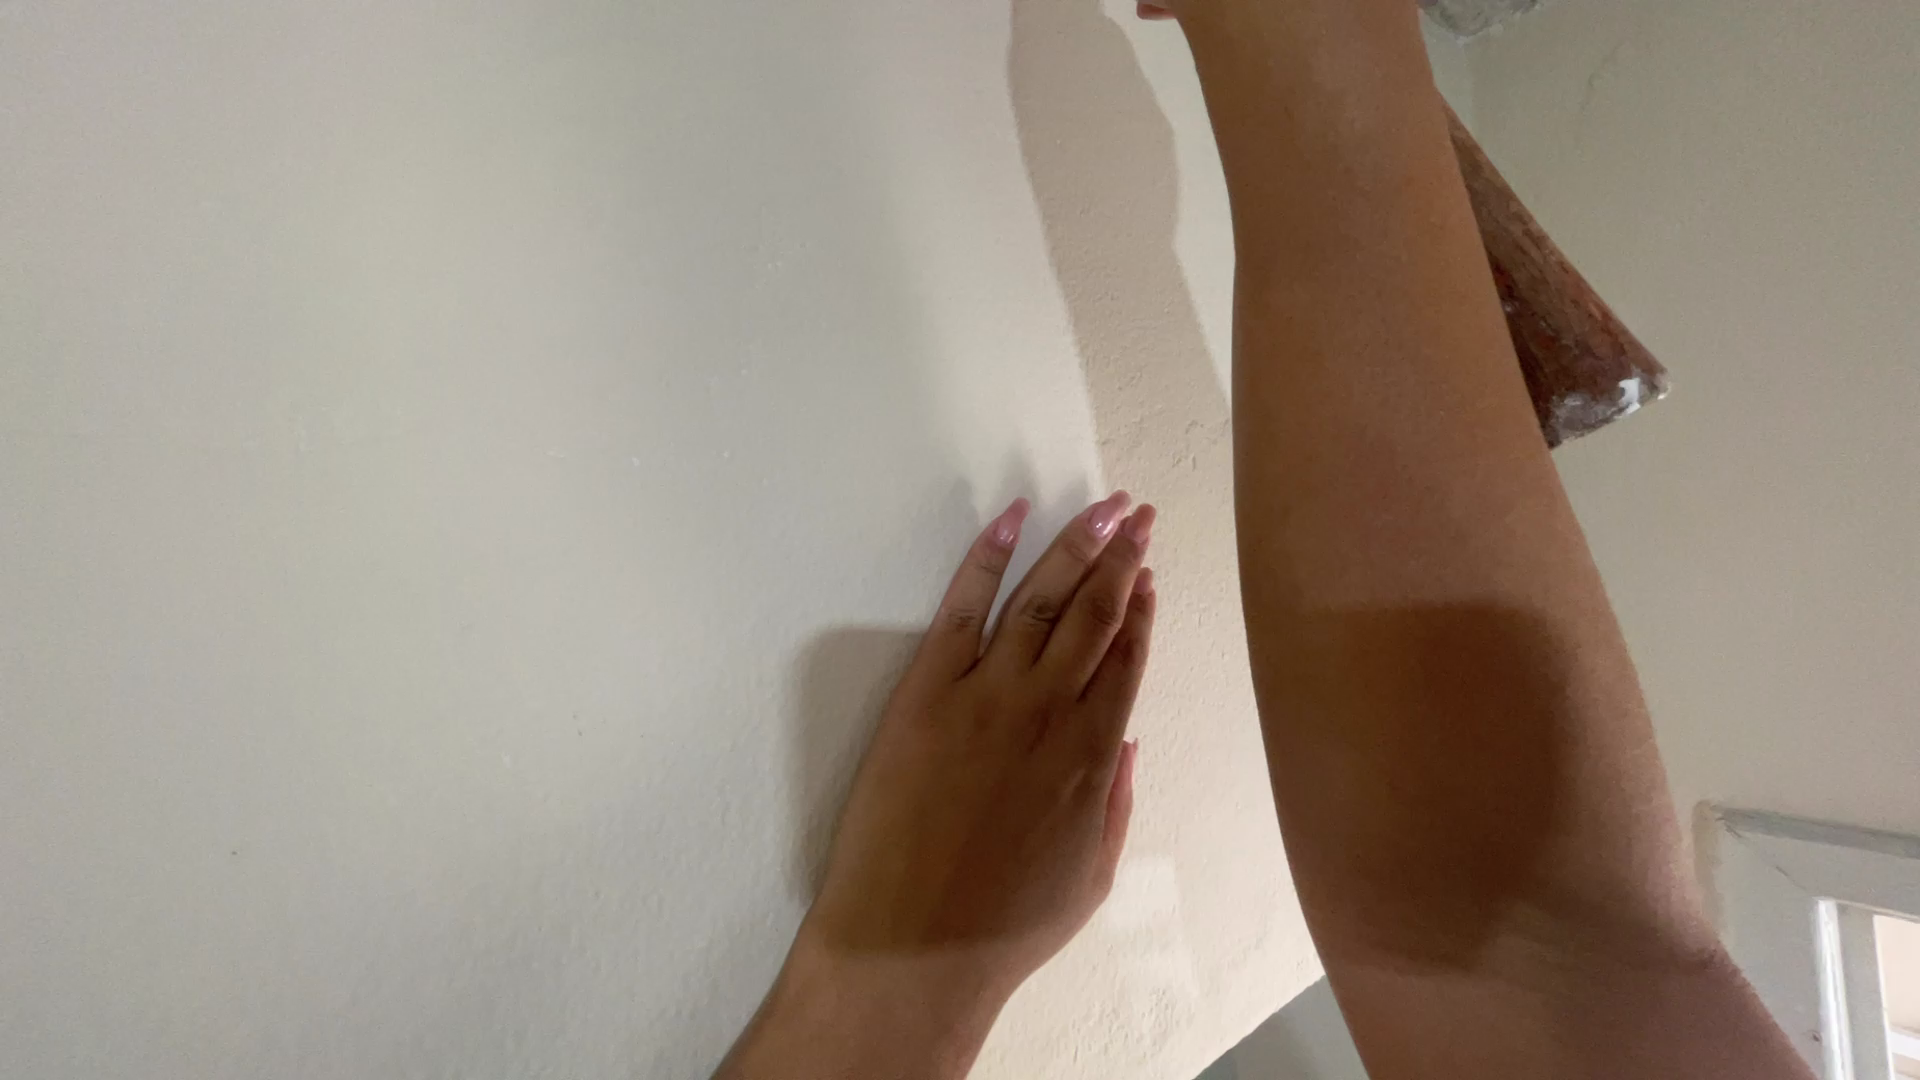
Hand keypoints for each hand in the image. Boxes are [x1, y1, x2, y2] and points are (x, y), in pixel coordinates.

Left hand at [717, 493, 1156, 1079]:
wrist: (911, 944)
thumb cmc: (1003, 924)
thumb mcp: (1091, 876)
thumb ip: (1118, 800)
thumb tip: (1129, 738)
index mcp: (1092, 754)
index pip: (1128, 659)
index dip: (1143, 609)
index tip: (1150, 573)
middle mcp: (1049, 709)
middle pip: (1097, 613)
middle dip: (1124, 556)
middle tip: (1140, 514)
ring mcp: (987, 692)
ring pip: (1045, 599)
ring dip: (1078, 545)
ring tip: (1104, 506)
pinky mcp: (928, 688)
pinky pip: (964, 606)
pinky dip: (988, 557)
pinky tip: (1013, 517)